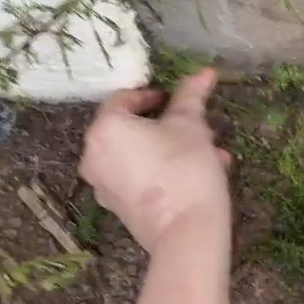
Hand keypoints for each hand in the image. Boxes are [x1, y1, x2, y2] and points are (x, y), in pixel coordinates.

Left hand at [80, 69, 232, 251]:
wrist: (186, 232)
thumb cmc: (184, 167)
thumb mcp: (190, 125)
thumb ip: (192, 95)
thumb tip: (205, 71)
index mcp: (104, 129)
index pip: (124, 99)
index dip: (152, 95)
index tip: (175, 99)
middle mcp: (94, 155)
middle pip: (131, 128)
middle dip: (168, 124)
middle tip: (197, 125)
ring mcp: (103, 185)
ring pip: (138, 154)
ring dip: (171, 147)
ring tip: (209, 150)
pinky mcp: (118, 207)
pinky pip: (138, 176)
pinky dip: (161, 169)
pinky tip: (198, 172)